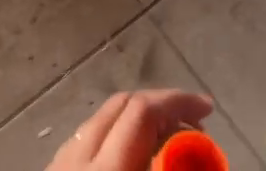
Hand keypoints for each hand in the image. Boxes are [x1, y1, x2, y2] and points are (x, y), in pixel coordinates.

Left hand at [45, 89, 216, 170]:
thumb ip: (169, 166)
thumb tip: (198, 151)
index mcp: (107, 169)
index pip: (142, 110)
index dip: (178, 101)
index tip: (207, 108)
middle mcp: (75, 158)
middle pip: (120, 105)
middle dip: (161, 106)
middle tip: (193, 127)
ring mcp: (58, 164)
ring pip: (99, 122)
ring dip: (136, 122)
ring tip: (166, 142)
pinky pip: (84, 144)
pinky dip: (112, 141)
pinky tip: (130, 158)